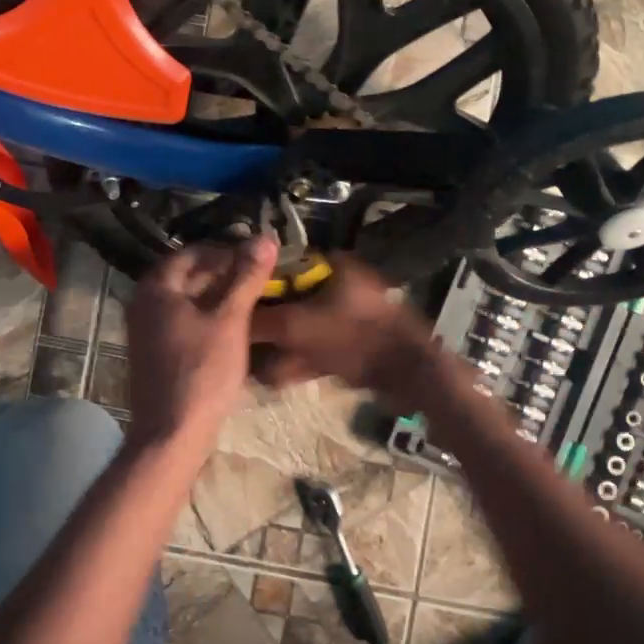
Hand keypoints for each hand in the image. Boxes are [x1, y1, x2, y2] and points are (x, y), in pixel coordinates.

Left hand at [125, 236, 277, 451]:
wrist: (171, 432)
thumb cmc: (201, 371)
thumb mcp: (230, 320)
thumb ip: (246, 277)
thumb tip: (264, 236)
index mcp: (156, 285)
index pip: (192, 252)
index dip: (226, 251)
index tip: (257, 258)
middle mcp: (142, 300)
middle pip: (186, 275)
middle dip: (221, 273)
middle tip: (258, 279)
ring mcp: (143, 327)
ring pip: (184, 299)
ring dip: (214, 295)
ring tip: (250, 301)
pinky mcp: (150, 349)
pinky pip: (178, 320)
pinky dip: (203, 316)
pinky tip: (230, 328)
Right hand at [249, 253, 439, 408]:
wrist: (413, 376)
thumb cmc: (353, 338)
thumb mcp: (296, 327)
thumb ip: (260, 322)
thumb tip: (230, 320)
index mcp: (333, 265)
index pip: (281, 265)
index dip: (256, 283)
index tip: (235, 301)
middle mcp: (343, 282)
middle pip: (292, 298)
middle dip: (268, 322)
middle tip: (244, 337)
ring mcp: (353, 313)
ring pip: (306, 325)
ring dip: (282, 345)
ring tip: (255, 364)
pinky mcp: (360, 341)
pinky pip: (322, 345)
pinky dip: (302, 358)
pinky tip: (276, 378)